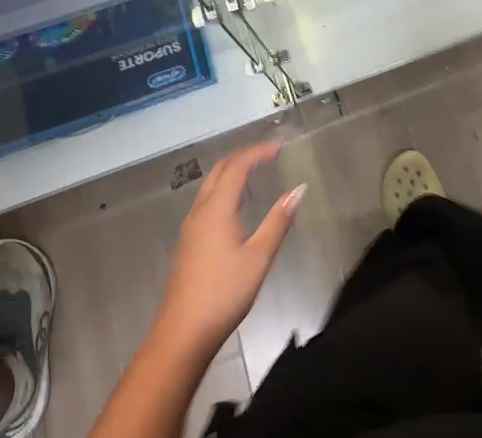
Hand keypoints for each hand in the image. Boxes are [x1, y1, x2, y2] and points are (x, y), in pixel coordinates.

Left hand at [160, 143, 304, 351]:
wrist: (183, 333)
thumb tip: (298, 190)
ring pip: (209, 189)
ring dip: (231, 175)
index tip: (278, 147)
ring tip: (255, 176)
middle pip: (218, 173)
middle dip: (242, 159)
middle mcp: (199, 214)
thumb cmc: (225, 292)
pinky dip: (224, 193)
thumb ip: (278, 221)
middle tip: (267, 156)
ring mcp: (190, 230)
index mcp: (216, 210)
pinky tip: (237, 209)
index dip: (257, 153)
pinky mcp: (188, 246)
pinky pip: (206, 205)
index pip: (236, 168)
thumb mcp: (259, 256)